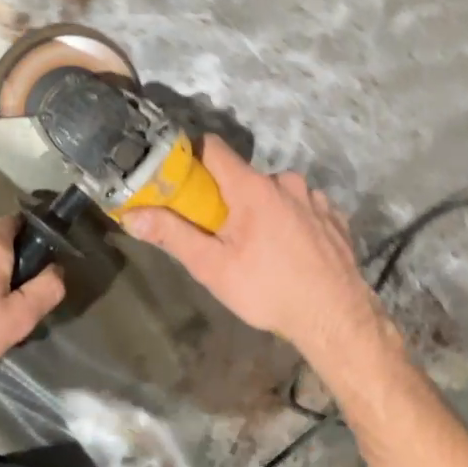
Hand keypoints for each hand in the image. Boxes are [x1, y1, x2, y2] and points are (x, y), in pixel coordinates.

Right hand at [122, 137, 397, 362]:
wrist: (336, 318)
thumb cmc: (268, 290)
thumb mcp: (211, 267)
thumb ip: (172, 235)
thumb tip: (132, 215)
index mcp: (253, 187)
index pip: (213, 148)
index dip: (192, 160)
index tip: (180, 184)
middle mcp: (286, 182)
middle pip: (243, 177)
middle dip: (228, 199)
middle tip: (219, 235)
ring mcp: (316, 199)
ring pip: (276, 193)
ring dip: (262, 212)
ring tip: (259, 250)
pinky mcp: (335, 218)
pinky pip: (303, 209)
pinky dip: (290, 223)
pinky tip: (290, 254)